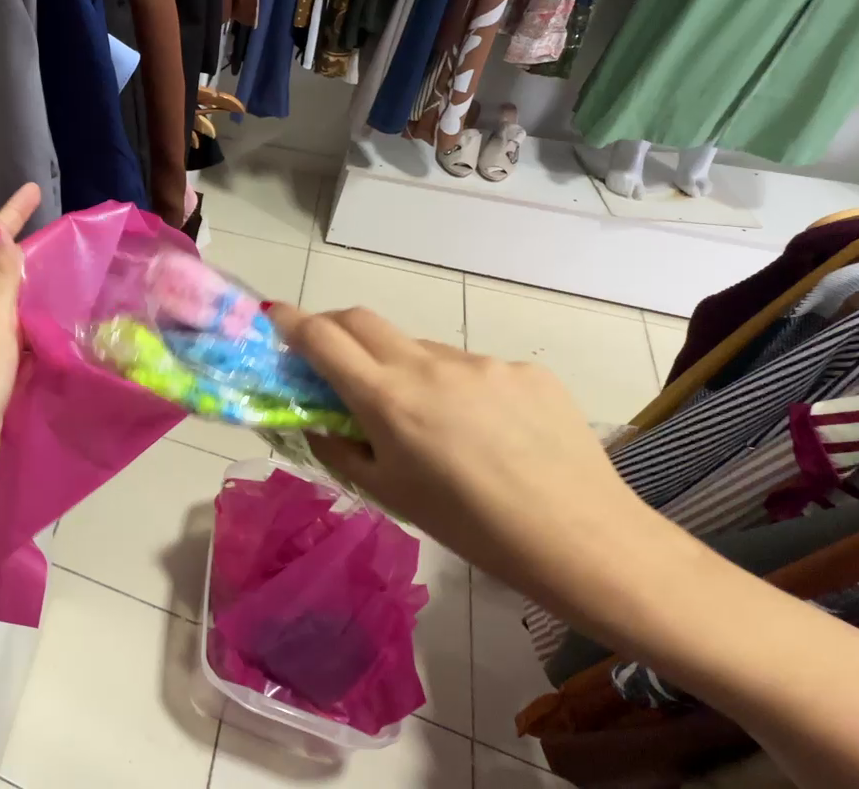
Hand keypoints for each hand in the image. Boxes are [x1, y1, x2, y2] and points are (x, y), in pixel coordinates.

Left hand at [0, 182, 40, 486]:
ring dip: (32, 279)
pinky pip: (23, 333)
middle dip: (21, 241)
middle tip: (53, 222)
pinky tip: (58, 325)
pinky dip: (39, 319)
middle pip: (0, 269)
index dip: (11, 216)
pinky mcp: (0, 371)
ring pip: (12, 301)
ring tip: (64, 266)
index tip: (32, 188)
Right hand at [273, 304, 654, 597]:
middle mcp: (428, 366)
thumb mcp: (387, 492)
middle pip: (361, 319)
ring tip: (429, 419)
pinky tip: (484, 430)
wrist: (584, 541)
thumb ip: (338, 446)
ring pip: (418, 347)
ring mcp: (481, 363)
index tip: (274, 317)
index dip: (290, 321)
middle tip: (330, 358)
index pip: (320, 337)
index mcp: (386, 399)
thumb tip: (315, 419)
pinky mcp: (525, 370)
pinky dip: (456, 386)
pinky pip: (471, 367)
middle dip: (333, 327)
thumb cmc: (469, 526)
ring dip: (401, 366)